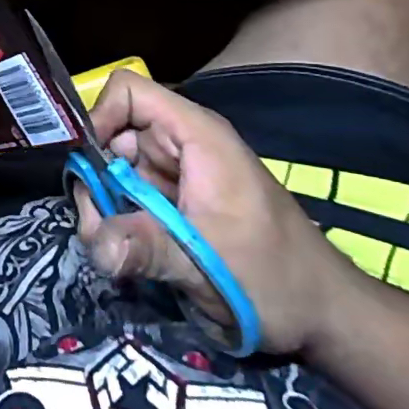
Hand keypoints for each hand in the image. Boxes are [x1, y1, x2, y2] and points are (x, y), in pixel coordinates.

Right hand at [74, 71, 362, 353]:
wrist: (320, 316)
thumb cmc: (276, 279)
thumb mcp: (209, 265)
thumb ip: (150, 250)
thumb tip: (99, 246)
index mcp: (196, 138)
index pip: (128, 93)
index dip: (98, 117)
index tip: (88, 167)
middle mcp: (177, 146)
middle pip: (106, 137)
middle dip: (93, 180)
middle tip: (98, 228)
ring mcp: (169, 174)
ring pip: (107, 171)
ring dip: (100, 208)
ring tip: (117, 249)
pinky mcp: (164, 202)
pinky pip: (119, 197)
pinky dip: (111, 222)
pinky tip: (125, 252)